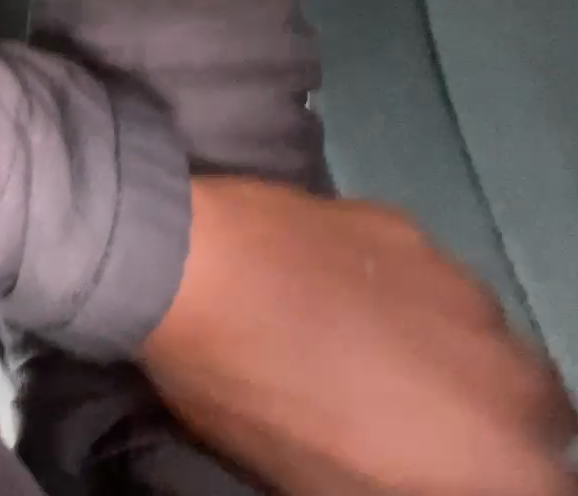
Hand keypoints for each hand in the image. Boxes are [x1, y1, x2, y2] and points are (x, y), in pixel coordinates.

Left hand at [145, 178, 577, 494]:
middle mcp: (518, 383)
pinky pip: (411, 267)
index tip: (402, 450)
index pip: (520, 483)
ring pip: (469, 332)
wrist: (178, 264)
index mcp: (504, 467)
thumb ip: (387, 480)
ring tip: (330, 324)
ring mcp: (463, 293)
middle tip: (368, 389)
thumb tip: (403, 463)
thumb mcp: (313, 478)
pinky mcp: (404, 229)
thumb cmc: (237, 386)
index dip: (454, 467)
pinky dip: (376, 275)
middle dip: (456, 406)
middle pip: (515, 410)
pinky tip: (307, 270)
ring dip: (424, 337)